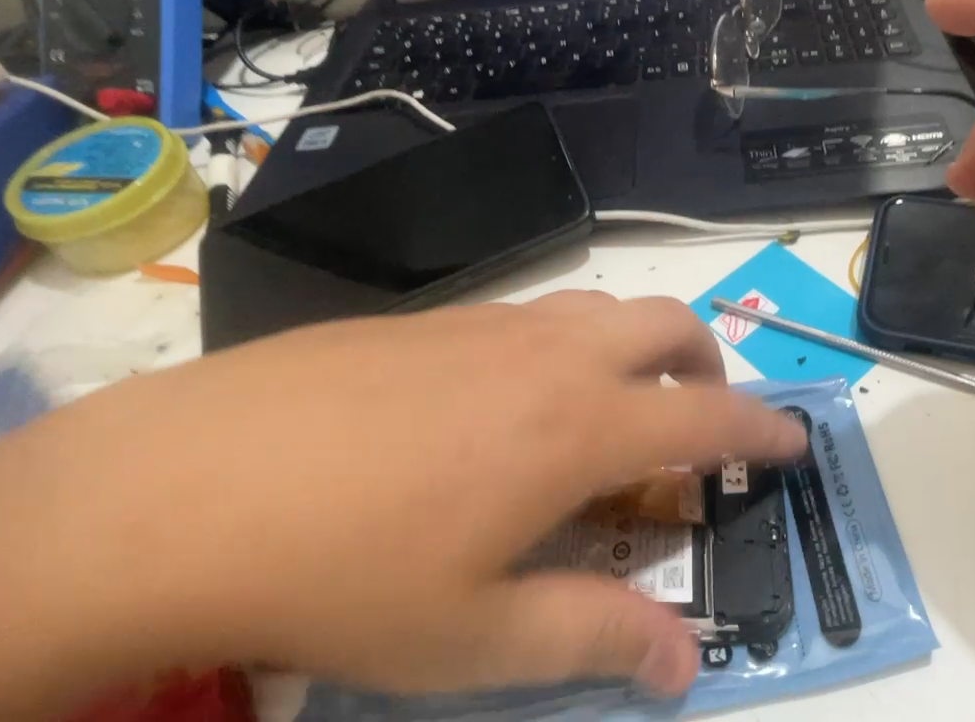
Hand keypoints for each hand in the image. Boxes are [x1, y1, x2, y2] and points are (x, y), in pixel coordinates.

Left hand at [0, 294, 805, 720]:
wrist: (180, 487)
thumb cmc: (343, 575)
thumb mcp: (476, 636)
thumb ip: (595, 640)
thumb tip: (685, 664)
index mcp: (578, 428)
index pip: (706, 416)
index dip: (762, 429)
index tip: (794, 439)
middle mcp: (549, 355)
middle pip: (668, 325)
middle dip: (710, 362)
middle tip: (702, 417)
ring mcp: (487, 324)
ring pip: (600, 309)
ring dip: (638, 345)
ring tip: (616, 405)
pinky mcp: (430, 318)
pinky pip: (534, 313)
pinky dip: (568, 343)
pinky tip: (515, 399)